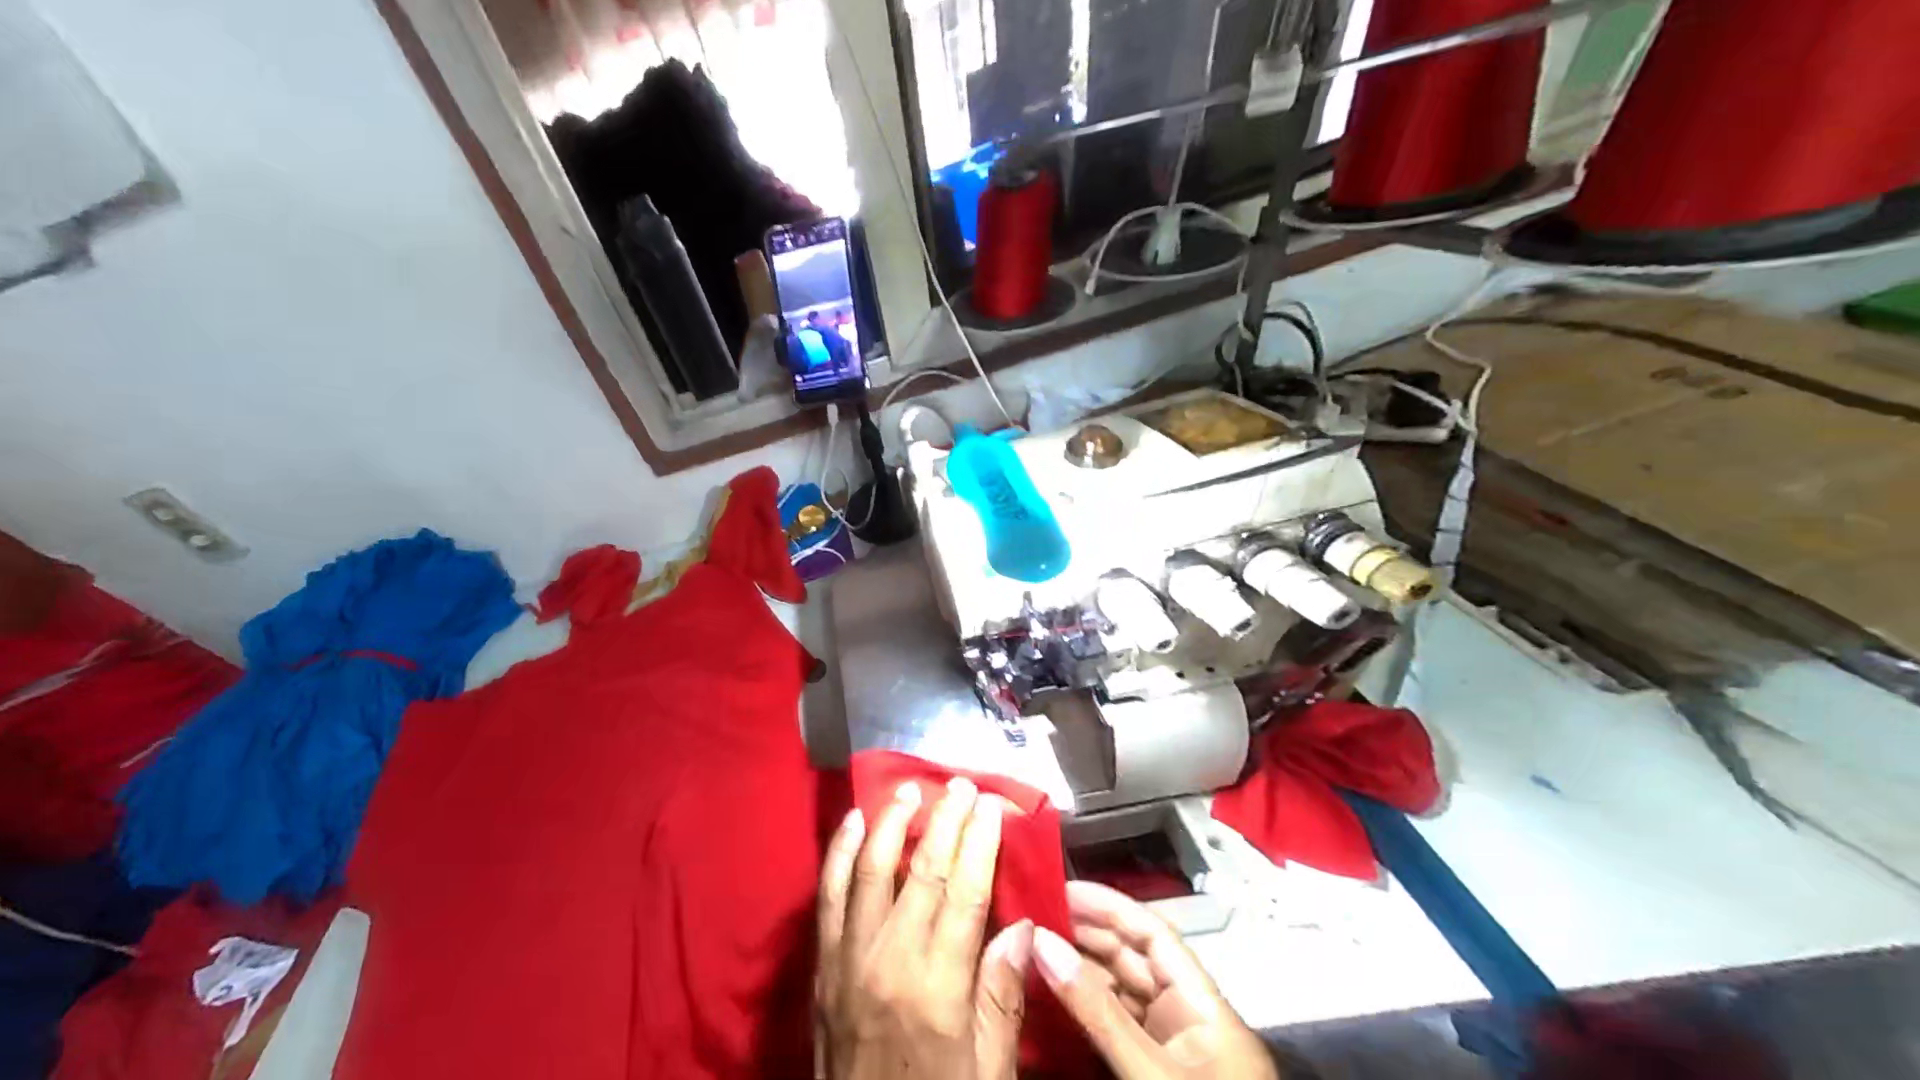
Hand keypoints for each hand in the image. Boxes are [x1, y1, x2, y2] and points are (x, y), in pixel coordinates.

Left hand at [816, 777, 1033, 1079]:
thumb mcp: (988, 1071)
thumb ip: (1003, 996)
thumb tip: (1025, 926)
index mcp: (939, 987)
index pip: (965, 893)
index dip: (981, 843)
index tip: (992, 805)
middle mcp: (891, 960)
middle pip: (924, 871)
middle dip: (946, 821)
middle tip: (962, 784)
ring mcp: (850, 958)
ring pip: (872, 870)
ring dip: (893, 823)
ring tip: (911, 790)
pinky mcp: (823, 966)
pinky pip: (829, 896)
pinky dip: (840, 853)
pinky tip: (854, 821)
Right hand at [1032, 880, 1277, 1079]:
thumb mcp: (1149, 1071)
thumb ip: (1096, 1010)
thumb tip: (1043, 943)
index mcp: (1204, 1004)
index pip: (1153, 933)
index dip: (1109, 904)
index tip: (1060, 888)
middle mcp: (1187, 1015)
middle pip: (1134, 957)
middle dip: (1087, 933)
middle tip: (1034, 915)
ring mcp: (1170, 1046)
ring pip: (1120, 990)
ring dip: (1080, 968)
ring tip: (1034, 946)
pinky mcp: (1152, 1072)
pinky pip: (1115, 1025)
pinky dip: (1084, 1007)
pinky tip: (1051, 994)